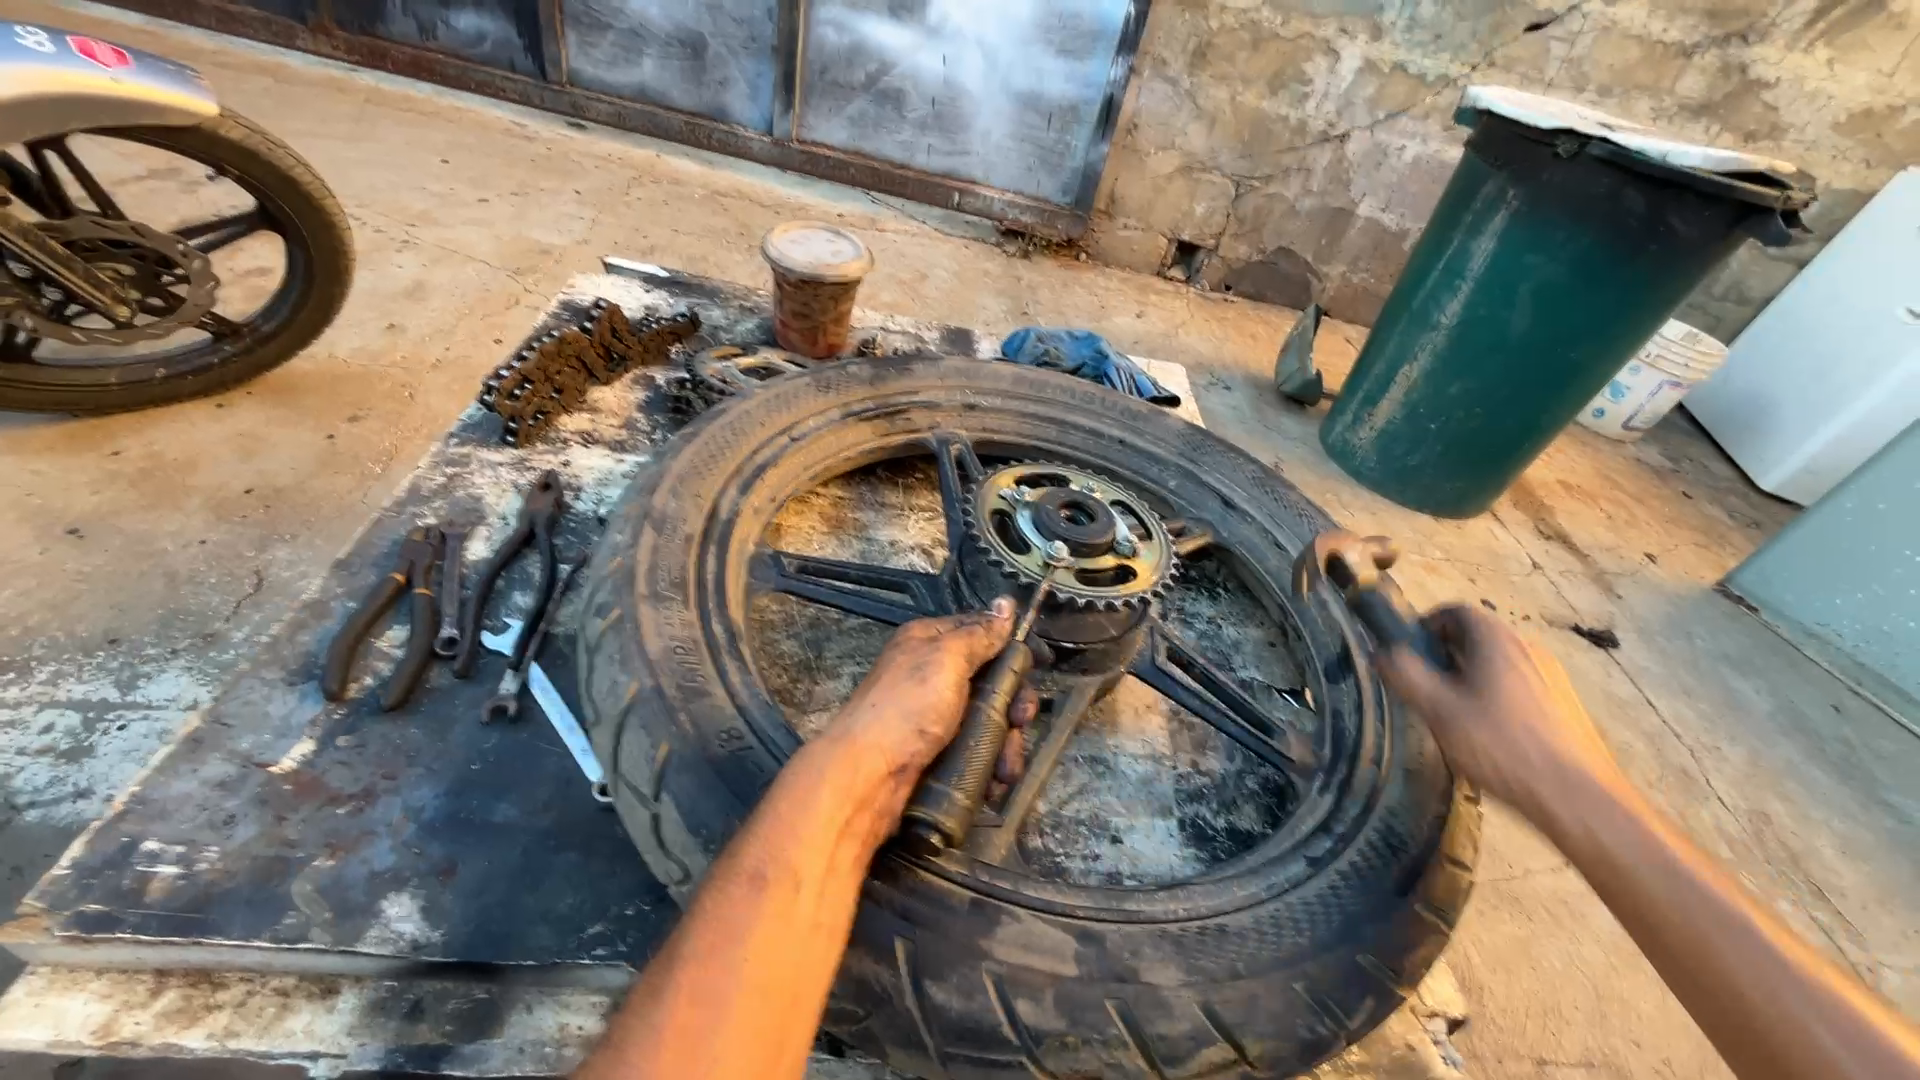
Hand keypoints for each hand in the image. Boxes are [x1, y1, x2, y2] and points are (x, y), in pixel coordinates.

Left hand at [825, 598, 1036, 796]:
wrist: (868, 776)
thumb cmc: (906, 708)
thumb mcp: (945, 659)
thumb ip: (979, 634)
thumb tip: (1006, 602)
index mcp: (931, 643)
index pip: (982, 632)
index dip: (1011, 648)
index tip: (1037, 666)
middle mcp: (935, 676)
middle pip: (993, 682)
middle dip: (1013, 704)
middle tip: (1019, 721)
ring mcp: (938, 718)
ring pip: (990, 722)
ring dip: (1006, 744)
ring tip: (1005, 766)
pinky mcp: (941, 754)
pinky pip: (978, 753)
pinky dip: (992, 766)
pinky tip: (996, 780)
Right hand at [1376, 605, 1627, 825]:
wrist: (1576, 797)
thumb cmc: (1500, 746)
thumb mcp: (1438, 710)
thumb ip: (1404, 674)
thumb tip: (1382, 651)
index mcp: (1496, 640)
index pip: (1454, 610)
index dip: (1424, 626)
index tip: (1409, 657)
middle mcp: (1527, 647)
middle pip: (1475, 636)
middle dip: (1444, 656)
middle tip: (1426, 690)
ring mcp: (1550, 675)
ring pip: (1496, 662)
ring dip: (1468, 677)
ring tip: (1455, 716)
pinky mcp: (1563, 702)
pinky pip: (1517, 684)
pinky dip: (1494, 696)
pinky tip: (1490, 735)